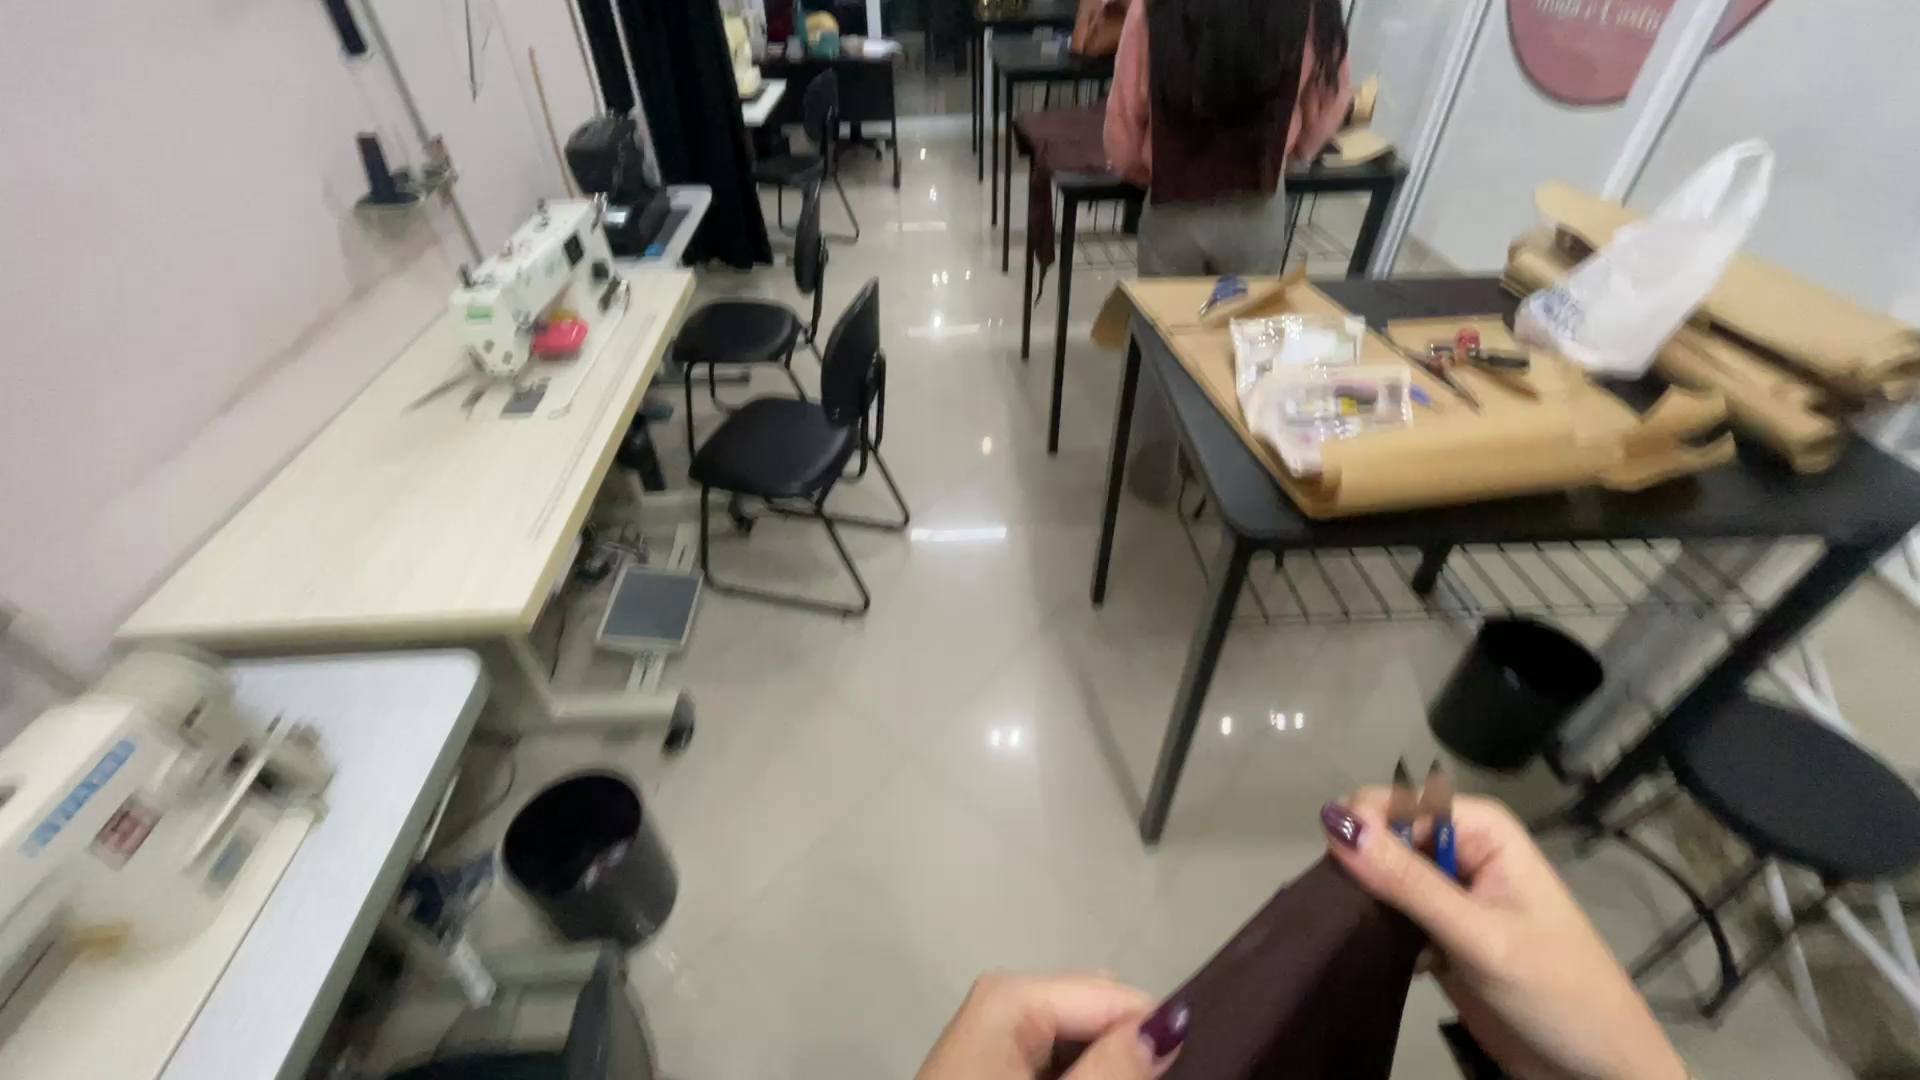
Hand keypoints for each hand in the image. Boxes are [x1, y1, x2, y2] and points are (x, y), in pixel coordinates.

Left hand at [913, 973, 1186, 1079]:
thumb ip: (1114, 1068)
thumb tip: (1173, 1019)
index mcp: (1013, 995)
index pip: (1112, 994)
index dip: (1154, 1034)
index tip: (1192, 1072)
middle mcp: (1004, 998)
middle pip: (1096, 1010)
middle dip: (1129, 1050)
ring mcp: (997, 1029)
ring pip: (1080, 1036)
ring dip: (1108, 1067)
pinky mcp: (994, 1060)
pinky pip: (1055, 1055)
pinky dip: (1080, 1075)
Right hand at [1321, 790, 1687, 1079]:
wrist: (1599, 1076)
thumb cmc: (1559, 995)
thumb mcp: (1481, 937)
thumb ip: (1407, 880)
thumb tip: (1333, 819)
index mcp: (1479, 827)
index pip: (1394, 802)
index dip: (1363, 829)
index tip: (1346, 873)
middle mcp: (1458, 845)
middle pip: (1381, 832)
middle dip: (1360, 865)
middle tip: (1358, 910)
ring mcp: (1445, 886)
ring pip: (1376, 869)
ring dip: (1363, 897)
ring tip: (1366, 930)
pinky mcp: (1432, 923)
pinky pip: (1383, 905)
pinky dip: (1373, 923)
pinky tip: (1378, 948)